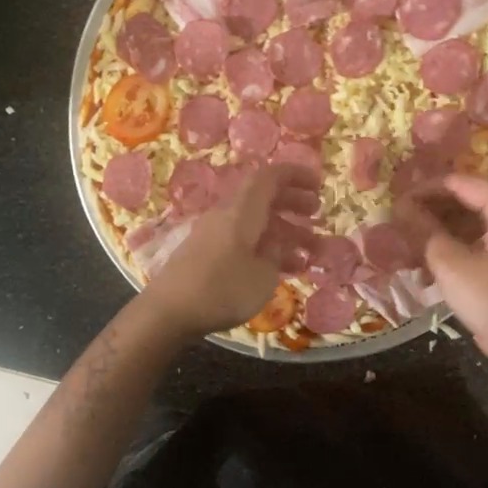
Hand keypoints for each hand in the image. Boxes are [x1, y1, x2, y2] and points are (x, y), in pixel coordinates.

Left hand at [141, 165, 317, 337]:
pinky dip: (263, 248)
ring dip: (282, 232)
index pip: (269, 177)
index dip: (295, 175)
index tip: (319, 184)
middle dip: (292, 203)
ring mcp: (212, 235)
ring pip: (254, 223)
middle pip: (262, 199)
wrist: (168, 311)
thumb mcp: (262, 276)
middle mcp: (225, 216)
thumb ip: (274, 255)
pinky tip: (279, 269)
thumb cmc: (221, 290)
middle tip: (316, 215)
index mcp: (241, 211)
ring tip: (308, 252)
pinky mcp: (204, 255)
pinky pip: (241, 241)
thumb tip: (274, 245)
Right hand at [411, 174, 487, 397]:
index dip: (425, 190)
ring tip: (409, 243)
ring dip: (441, 229)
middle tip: (399, 223)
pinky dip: (457, 244)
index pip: (462, 182)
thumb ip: (423, 229)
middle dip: (432, 210)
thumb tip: (399, 207)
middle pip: (470, 199)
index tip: (395, 202)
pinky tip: (430, 262)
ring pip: (475, 220)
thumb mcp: (449, 263)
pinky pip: (483, 239)